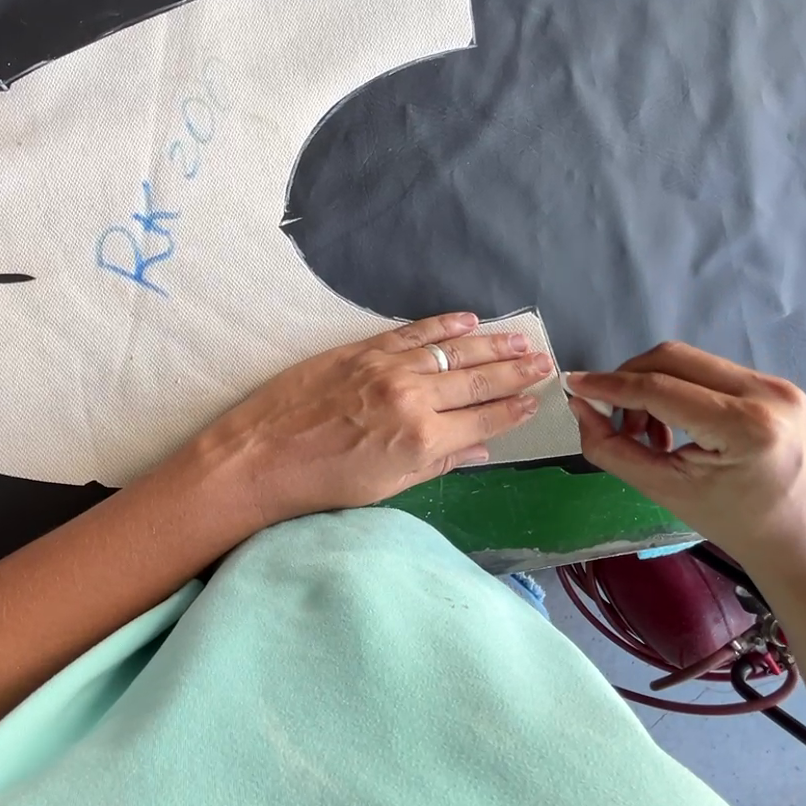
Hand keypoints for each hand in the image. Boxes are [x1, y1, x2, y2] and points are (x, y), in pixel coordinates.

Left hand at [181, 312, 551, 526]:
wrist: (260, 455)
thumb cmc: (322, 484)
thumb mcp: (387, 486)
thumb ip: (439, 464)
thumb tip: (482, 449)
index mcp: (423, 440)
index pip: (485, 419)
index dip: (515, 409)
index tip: (538, 399)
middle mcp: (413, 398)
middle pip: (476, 380)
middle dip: (516, 371)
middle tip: (545, 361)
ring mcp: (387, 367)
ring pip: (451, 351)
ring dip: (491, 344)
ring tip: (522, 337)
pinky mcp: (361, 348)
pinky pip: (412, 332)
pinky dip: (443, 325)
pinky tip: (468, 320)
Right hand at [563, 341, 805, 583]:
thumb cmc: (735, 527)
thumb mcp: (662, 489)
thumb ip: (611, 446)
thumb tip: (580, 406)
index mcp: (744, 426)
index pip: (658, 387)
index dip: (608, 385)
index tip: (572, 384)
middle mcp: (766, 393)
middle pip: (672, 358)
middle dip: (629, 380)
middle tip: (610, 416)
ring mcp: (777, 387)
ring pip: (688, 363)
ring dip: (652, 386)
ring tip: (645, 432)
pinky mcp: (779, 389)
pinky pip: (709, 373)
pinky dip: (678, 391)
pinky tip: (673, 427)